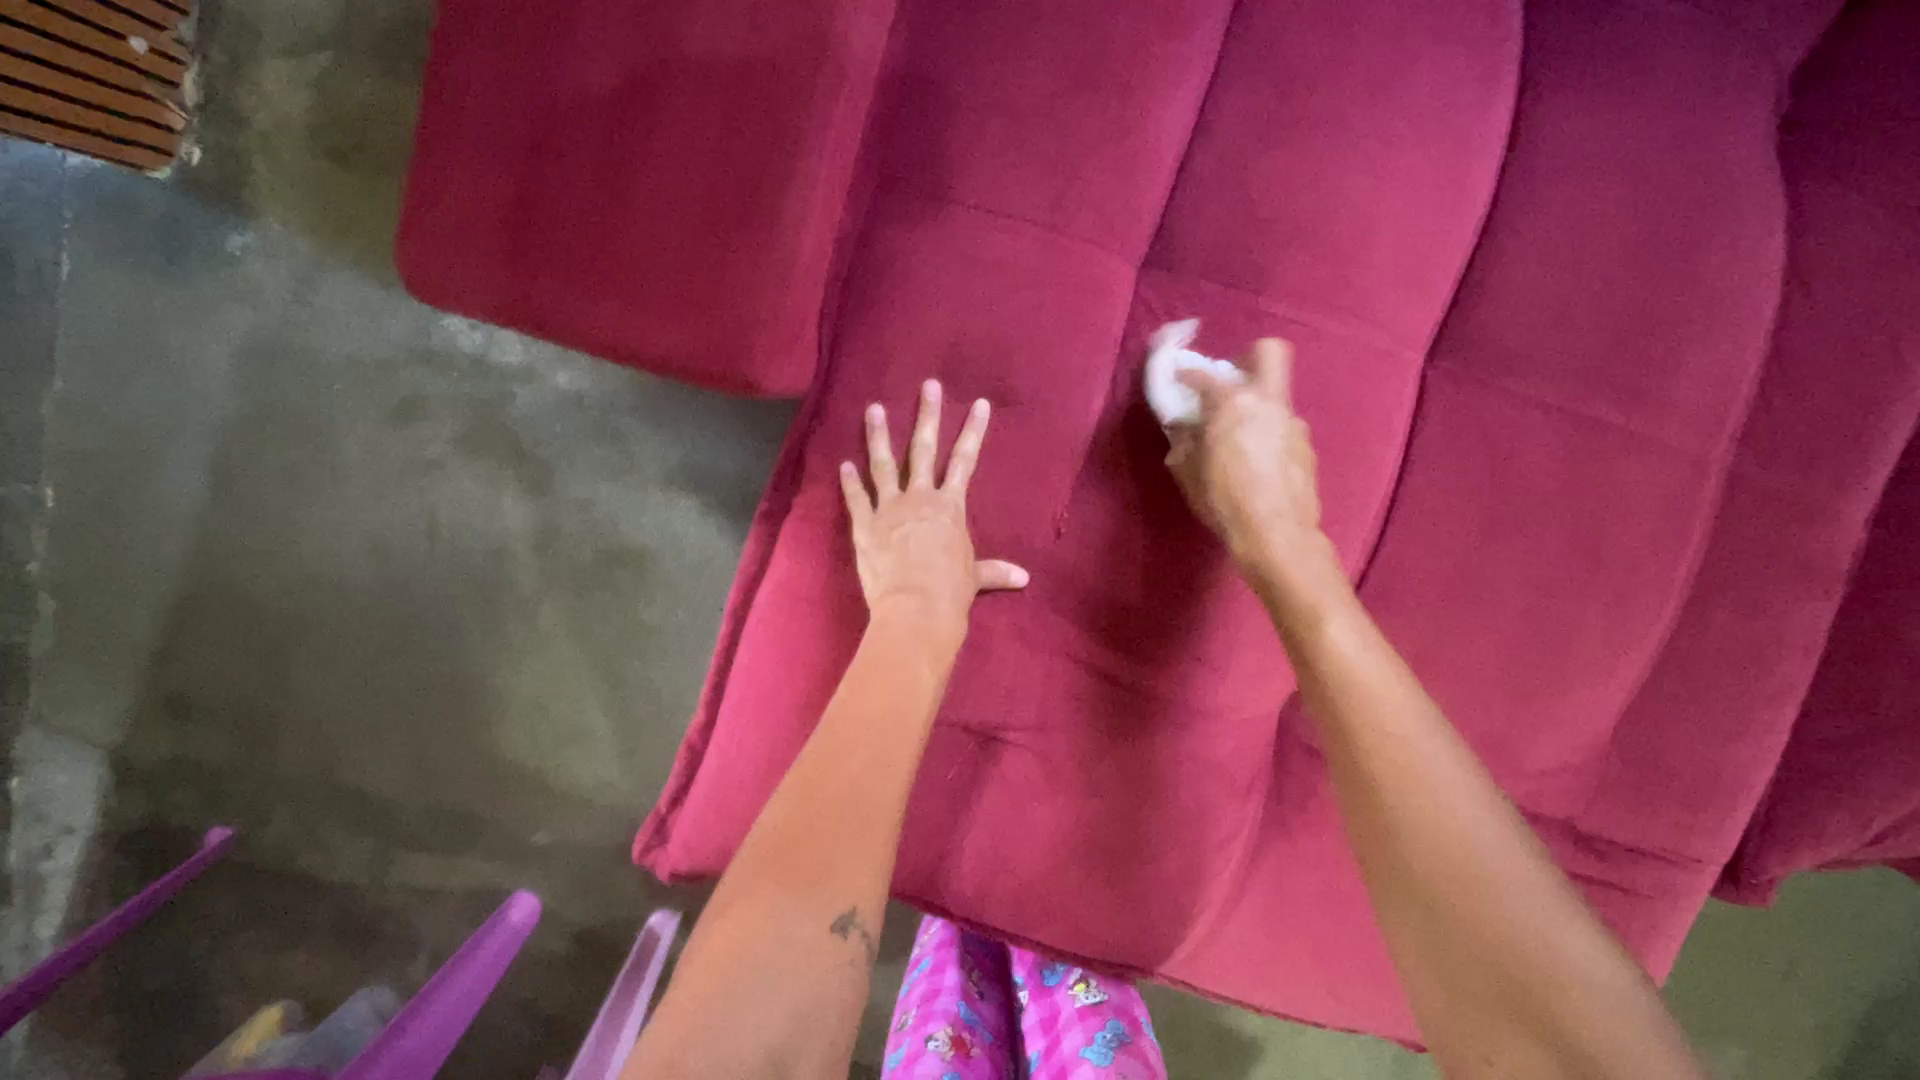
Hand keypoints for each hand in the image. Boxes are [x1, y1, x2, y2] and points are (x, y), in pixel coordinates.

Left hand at [840, 380, 1028, 641]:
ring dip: (878, 435)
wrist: (916, 609)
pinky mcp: (865, 525)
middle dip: (927, 415)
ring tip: (874, 408)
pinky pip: (856, 498)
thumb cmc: (951, 592)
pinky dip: (849, 480)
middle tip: (928, 385)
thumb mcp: (974, 578)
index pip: (965, 460)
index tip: (978, 403)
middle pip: (923, 449)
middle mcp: (920, 498)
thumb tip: (1024, 578)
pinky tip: (843, 463)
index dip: (973, 430)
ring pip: (883, 464)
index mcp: (950, 507)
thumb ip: (994, 571)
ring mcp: (890, 509)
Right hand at [1165, 338, 1342, 616]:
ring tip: (1237, 437)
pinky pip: (1282, 427)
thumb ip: (1183, 440)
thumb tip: (1182, 426)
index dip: (1186, 374)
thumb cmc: (1224, 500)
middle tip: (1227, 383)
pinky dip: (1267, 434)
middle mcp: (1268, 402)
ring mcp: (1293, 422)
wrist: (1276, 534)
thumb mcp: (1187, 472)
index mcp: (1232, 403)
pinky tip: (1256, 463)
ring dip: (1255, 406)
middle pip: (1268, 353)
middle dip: (1246, 358)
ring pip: (1275, 396)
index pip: (1204, 375)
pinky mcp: (1307, 446)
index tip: (1177, 378)